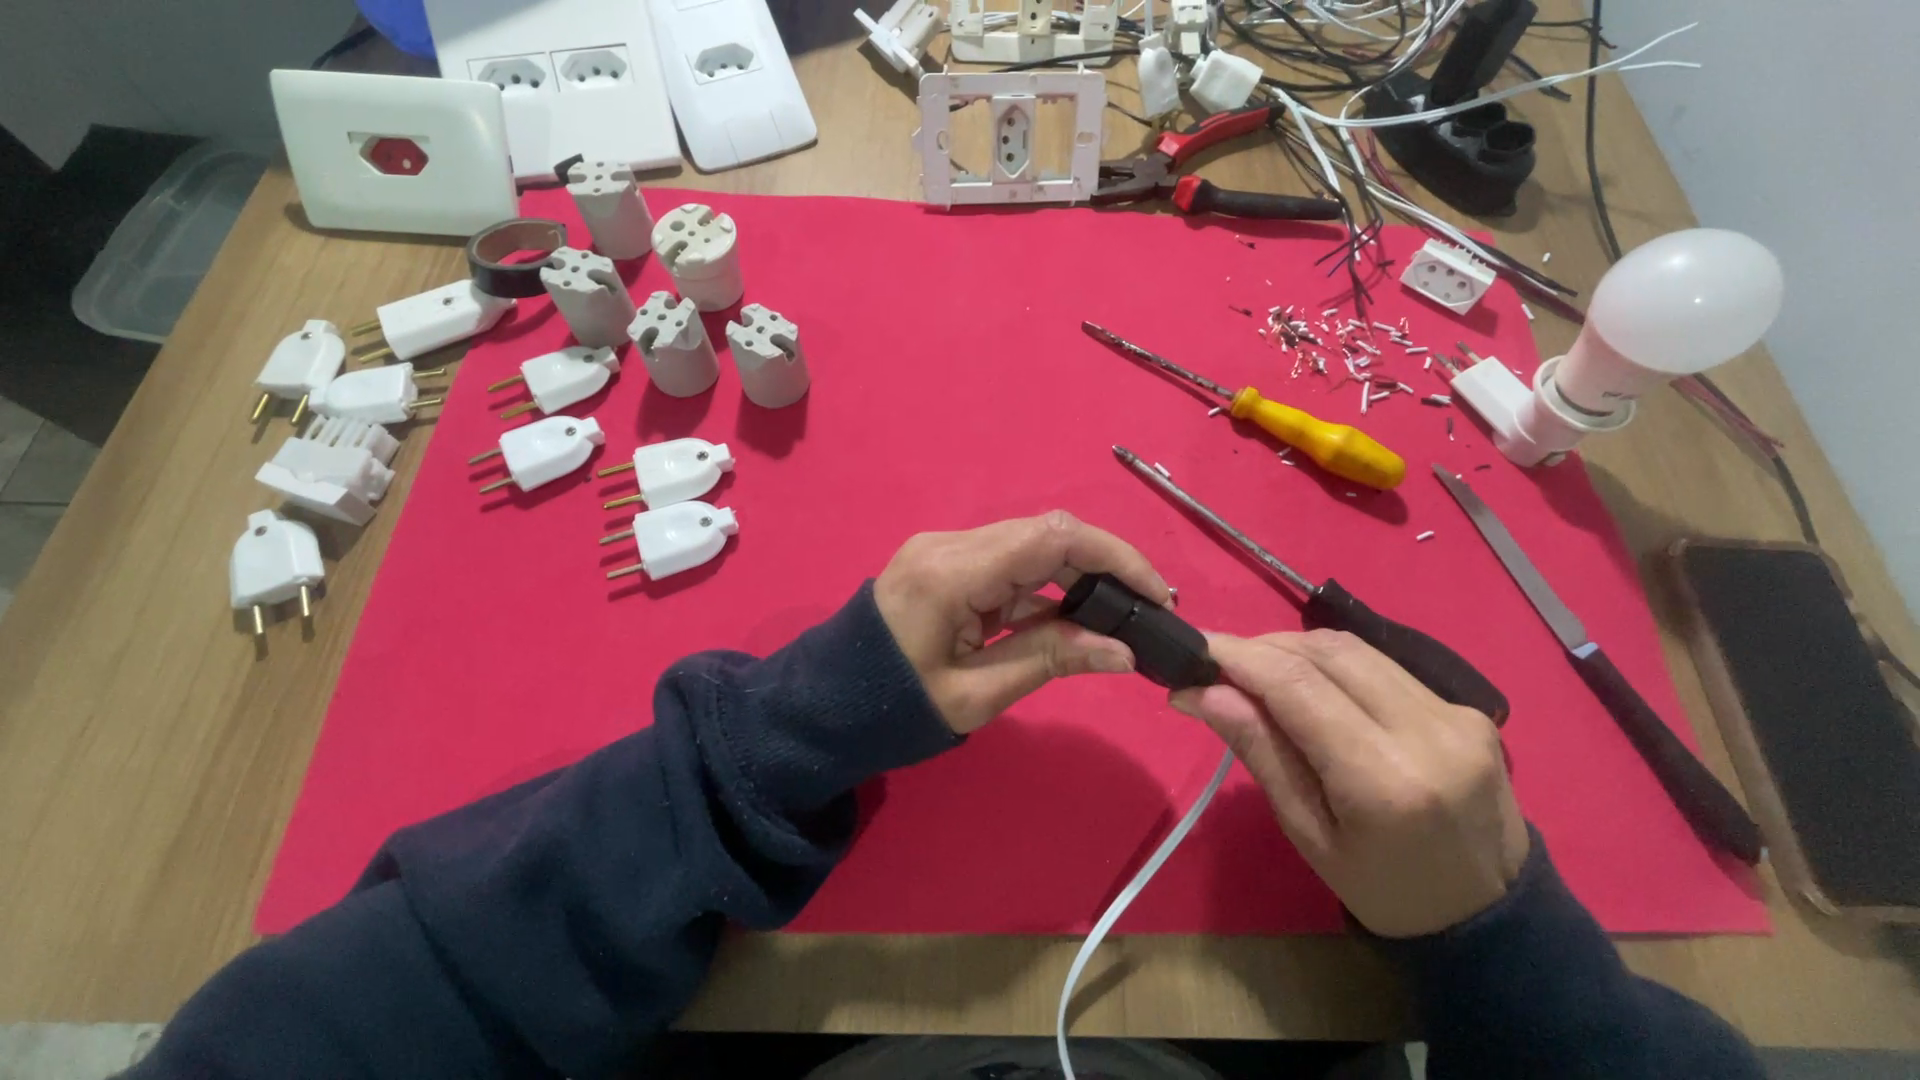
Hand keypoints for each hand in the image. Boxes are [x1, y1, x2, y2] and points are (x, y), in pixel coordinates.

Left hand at [874, 511, 1170, 734]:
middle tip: (1143, 613)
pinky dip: (1043, 588)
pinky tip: (1069, 620)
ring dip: (1075, 577)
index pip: (1051, 538)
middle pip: (1044, 535)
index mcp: (951, 573)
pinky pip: (1007, 564)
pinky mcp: (943, 562)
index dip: (1114, 556)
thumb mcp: (976, 695)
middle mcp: (948, 544)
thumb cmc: (893, 710)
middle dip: (1102, 568)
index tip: (1156, 593)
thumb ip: (1049, 660)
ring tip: (1115, 619)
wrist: (825, 706)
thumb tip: (1123, 651)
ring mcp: (943, 549)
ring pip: (1029, 546)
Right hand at [1171, 630, 1528, 937]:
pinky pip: (1385, 665)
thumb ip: (1259, 752)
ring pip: (1357, 649)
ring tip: (1256, 670)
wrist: (1490, 913)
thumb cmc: (1382, 889)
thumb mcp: (1307, 833)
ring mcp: (1457, 714)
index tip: (1194, 650)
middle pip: (1327, 652)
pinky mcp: (1469, 708)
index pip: (1298, 685)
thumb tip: (1200, 692)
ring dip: (1296, 648)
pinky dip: (1335, 664)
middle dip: (1263, 646)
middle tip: (1218, 664)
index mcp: (1384, 779)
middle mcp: (1427, 731)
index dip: (1239, 657)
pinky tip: (1311, 685)